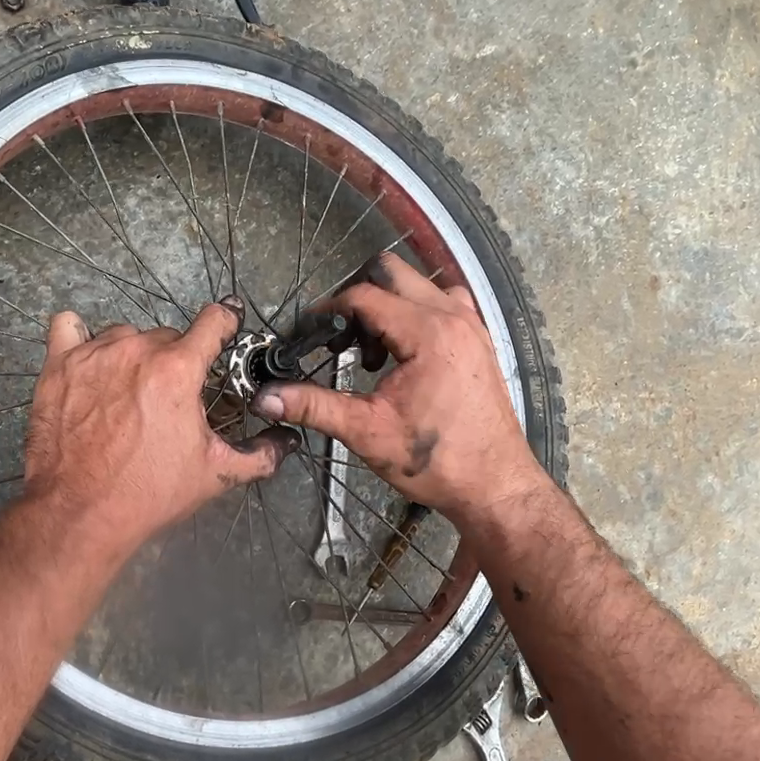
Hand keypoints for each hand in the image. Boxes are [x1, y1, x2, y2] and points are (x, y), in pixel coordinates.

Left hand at [22, 298, 296, 556]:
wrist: (81, 512)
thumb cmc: (146, 494)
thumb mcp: (213, 475)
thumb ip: (258, 454)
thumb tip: (285, 443)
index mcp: (178, 370)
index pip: (213, 321)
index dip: (224, 324)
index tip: (224, 329)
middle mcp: (136, 351)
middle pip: (166, 337)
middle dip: (174, 362)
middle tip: (167, 400)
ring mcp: (93, 354)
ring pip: (123, 336)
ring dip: (131, 356)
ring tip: (126, 393)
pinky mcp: (58, 366)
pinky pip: (67, 327)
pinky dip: (78, 338)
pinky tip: (86, 360)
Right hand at [251, 254, 545, 525]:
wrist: (493, 485)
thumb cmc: (434, 461)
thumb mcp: (365, 431)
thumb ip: (313, 406)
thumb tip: (266, 399)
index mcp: (427, 333)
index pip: (365, 296)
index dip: (328, 310)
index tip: (307, 334)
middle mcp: (453, 317)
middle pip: (393, 274)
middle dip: (357, 300)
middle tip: (339, 340)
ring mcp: (472, 326)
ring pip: (420, 286)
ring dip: (388, 305)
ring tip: (372, 352)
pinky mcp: (479, 341)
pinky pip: (443, 304)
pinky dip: (415, 315)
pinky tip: (402, 355)